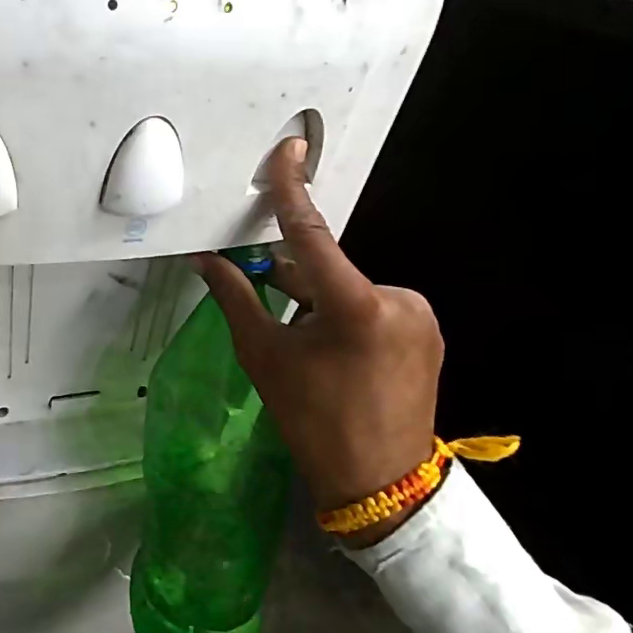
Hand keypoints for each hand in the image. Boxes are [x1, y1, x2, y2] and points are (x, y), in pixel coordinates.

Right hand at [192, 138, 443, 544]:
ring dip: (318, 299)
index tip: (289, 149)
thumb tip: (206, 259)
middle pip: (329, 268)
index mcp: (356, 306)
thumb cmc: (313, 419)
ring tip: (300, 338)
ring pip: (350, 288)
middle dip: (294, 276)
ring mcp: (418, 316)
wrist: (381, 483)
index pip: (313, 234)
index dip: (294, 189)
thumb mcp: (264, 355)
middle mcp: (398, 300)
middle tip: (264, 288)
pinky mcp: (426, 330)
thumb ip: (237, 297)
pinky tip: (329, 348)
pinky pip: (373, 305)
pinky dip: (344, 313)